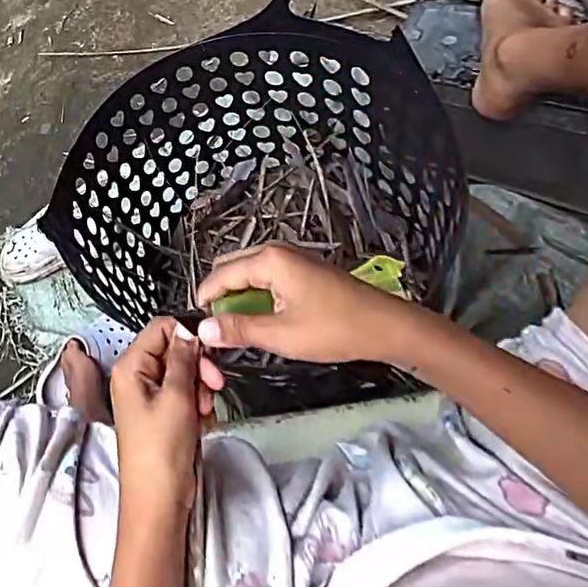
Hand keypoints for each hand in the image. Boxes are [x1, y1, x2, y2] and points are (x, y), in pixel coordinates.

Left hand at [109, 317, 206, 525]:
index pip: (160, 328)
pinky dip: (195, 404)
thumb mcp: (177, 397)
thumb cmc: (161, 451)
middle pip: (173, 351)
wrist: (158, 501)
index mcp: (130, 366)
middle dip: (196, 367)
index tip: (208, 355)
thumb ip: (184, 359)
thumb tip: (189, 332)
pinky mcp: (160, 413)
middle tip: (211, 387)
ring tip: (202, 412)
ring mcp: (147, 396)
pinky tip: (200, 422)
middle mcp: (135, 377)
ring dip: (199, 388)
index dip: (187, 337)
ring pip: (181, 373)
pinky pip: (182, 395)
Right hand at [194, 242, 424, 364]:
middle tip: (219, 325)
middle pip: (231, 267)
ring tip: (239, 324)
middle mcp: (277, 251)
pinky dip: (256, 293)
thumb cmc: (337, 329)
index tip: (199, 324)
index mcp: (268, 261)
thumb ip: (238, 330)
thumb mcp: (282, 335)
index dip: (205, 299)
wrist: (388, 326)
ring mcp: (292, 257)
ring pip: (248, 271)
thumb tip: (203, 330)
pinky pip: (266, 274)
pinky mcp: (303, 268)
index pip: (220, 275)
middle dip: (220, 294)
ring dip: (238, 294)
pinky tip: (262, 316)